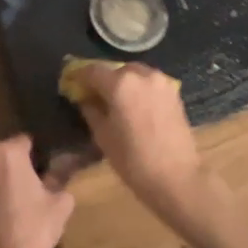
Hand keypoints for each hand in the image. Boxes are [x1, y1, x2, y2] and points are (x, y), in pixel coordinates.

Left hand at [0, 135, 73, 247]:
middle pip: (9, 154)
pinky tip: (10, 210)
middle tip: (39, 183)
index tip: (50, 167)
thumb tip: (61, 169)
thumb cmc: (35, 228)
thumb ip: (61, 178)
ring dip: (8, 178)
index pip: (27, 141)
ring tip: (25, 198)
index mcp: (7, 153)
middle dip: (22, 165)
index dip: (40, 154)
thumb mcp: (61, 201)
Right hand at [77, 63, 205, 211]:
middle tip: (94, 95)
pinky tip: (135, 106)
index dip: (79, 76)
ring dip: (123, 82)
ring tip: (116, 101)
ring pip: (135, 74)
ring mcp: (161, 82)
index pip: (93, 70)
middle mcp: (142, 75)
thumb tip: (85, 99)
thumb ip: (91, 110)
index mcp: (120, 84)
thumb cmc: (133, 160)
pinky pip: (150, 83)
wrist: (176, 178)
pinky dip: (139, 89)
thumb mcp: (103, 136)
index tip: (72, 83)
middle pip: (116, 69)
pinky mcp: (175, 93)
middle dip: (103, 79)